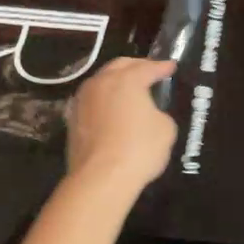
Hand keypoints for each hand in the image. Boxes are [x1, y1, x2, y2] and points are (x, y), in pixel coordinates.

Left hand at [66, 57, 177, 192]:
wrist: (101, 178)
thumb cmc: (139, 149)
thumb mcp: (165, 128)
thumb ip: (158, 112)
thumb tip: (148, 114)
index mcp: (126, 80)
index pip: (148, 68)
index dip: (162, 67)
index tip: (171, 66)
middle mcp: (100, 83)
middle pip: (119, 66)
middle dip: (136, 66)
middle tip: (150, 71)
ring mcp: (82, 100)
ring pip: (101, 81)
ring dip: (117, 81)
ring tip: (130, 89)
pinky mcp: (72, 118)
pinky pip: (93, 100)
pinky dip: (105, 99)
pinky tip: (112, 108)